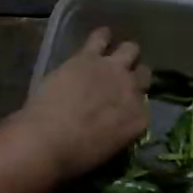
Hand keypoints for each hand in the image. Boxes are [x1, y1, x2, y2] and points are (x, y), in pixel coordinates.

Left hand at [7, 27, 150, 179]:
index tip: (121, 103)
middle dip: (133, 75)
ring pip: (130, 50)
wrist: (49, 139)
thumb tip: (109, 126)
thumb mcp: (107, 150)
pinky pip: (100, 37)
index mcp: (139, 119)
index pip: (144, 104)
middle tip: (118, 79)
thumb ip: (116, 132)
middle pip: (143, 74)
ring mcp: (113, 70)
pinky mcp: (88, 57)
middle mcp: (133, 91)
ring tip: (112, 54)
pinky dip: (100, 36)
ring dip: (123, 52)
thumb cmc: (74, 156)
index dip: (132, 101)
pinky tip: (99, 35)